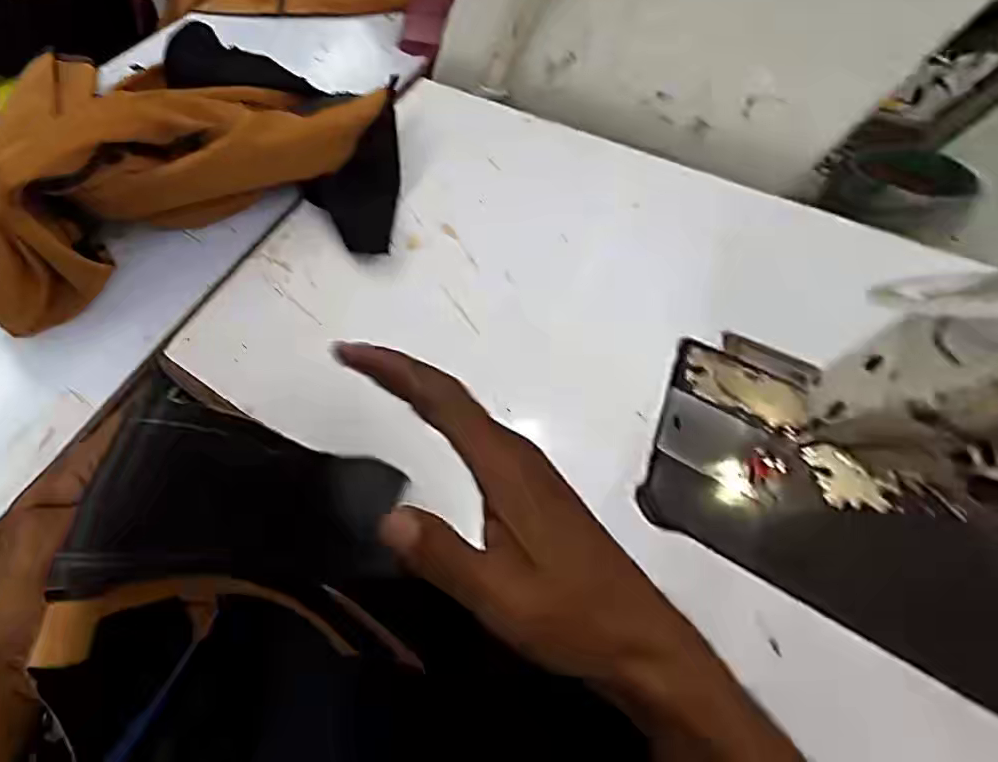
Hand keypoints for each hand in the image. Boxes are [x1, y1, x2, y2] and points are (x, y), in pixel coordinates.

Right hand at [334, 342, 799, 761]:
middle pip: (448, 393)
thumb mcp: (501, 597)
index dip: (393, 369)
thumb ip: (443, 556)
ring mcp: (524, 466)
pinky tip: (428, 419)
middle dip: (397, 368)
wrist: (644, 643)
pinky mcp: (528, 482)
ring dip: (416, 385)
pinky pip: (471, 426)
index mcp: (504, 465)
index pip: (441, 398)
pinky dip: (437, 408)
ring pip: (461, 407)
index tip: (353, 354)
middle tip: (353, 358)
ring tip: (378, 376)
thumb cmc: (575, 617)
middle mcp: (514, 453)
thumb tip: (387, 518)